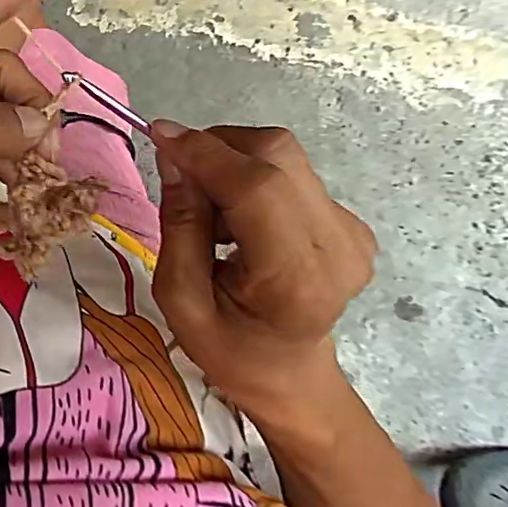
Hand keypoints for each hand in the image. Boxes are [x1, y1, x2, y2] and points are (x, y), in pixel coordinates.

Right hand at [148, 124, 376, 419]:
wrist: (287, 372)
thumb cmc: (226, 345)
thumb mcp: (179, 296)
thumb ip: (179, 224)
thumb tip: (173, 158)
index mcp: (295, 277)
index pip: (256, 188)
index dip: (205, 152)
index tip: (157, 134)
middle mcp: (336, 244)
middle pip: (275, 155)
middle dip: (214, 149)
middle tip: (177, 178)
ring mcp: (350, 230)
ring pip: (281, 156)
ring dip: (229, 164)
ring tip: (207, 211)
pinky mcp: (346, 220)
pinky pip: (288, 171)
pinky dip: (247, 177)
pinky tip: (234, 218)